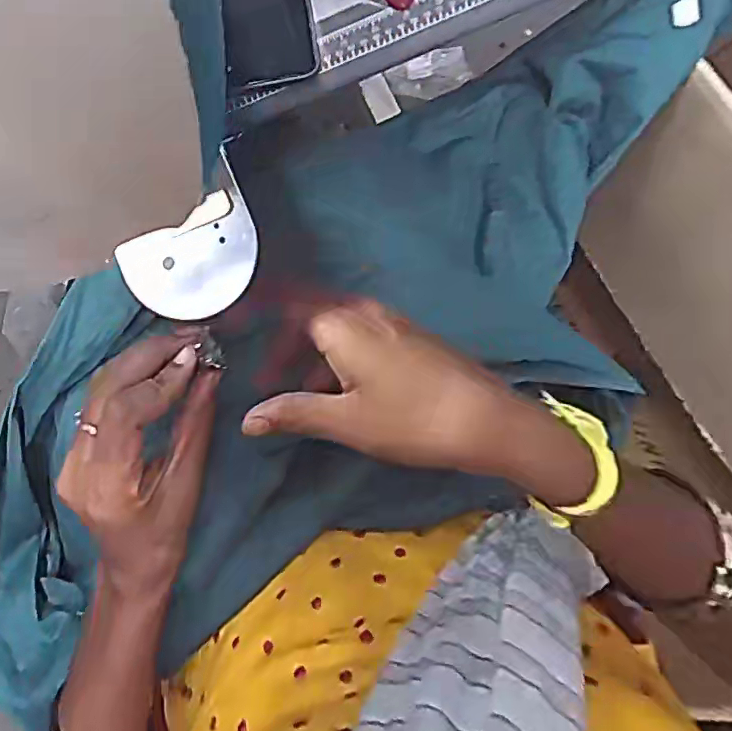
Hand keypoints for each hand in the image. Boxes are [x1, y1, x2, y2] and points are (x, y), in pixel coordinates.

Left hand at [58, 332, 221, 599]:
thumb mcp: (187, 484)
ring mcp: (69, 456)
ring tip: (177, 344)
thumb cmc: (165, 539)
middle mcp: (77, 466)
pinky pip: (98, 398)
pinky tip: (155, 362)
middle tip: (189, 338)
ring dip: (138, 358)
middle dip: (148, 355)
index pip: (124, 412)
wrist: (129, 569)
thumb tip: (208, 373)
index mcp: (105, 484)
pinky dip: (128, 374)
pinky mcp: (72, 448)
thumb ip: (194, 425)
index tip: (194, 359)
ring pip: (98, 387)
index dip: (160, 380)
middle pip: (105, 389)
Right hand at [239, 300, 591, 499]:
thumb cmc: (410, 419)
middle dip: (288, 344)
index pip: (289, 309)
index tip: (240, 327)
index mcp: (341, 324)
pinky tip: (347, 389)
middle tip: (270, 377)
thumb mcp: (345, 421)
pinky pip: (361, 334)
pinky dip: (341, 354)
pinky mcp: (411, 336)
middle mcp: (364, 312)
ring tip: (305, 393)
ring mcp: (392, 321)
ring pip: (338, 327)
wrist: (491, 421)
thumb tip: (248, 419)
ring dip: (315, 353)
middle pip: (312, 316)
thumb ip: (293, 413)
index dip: (262, 316)